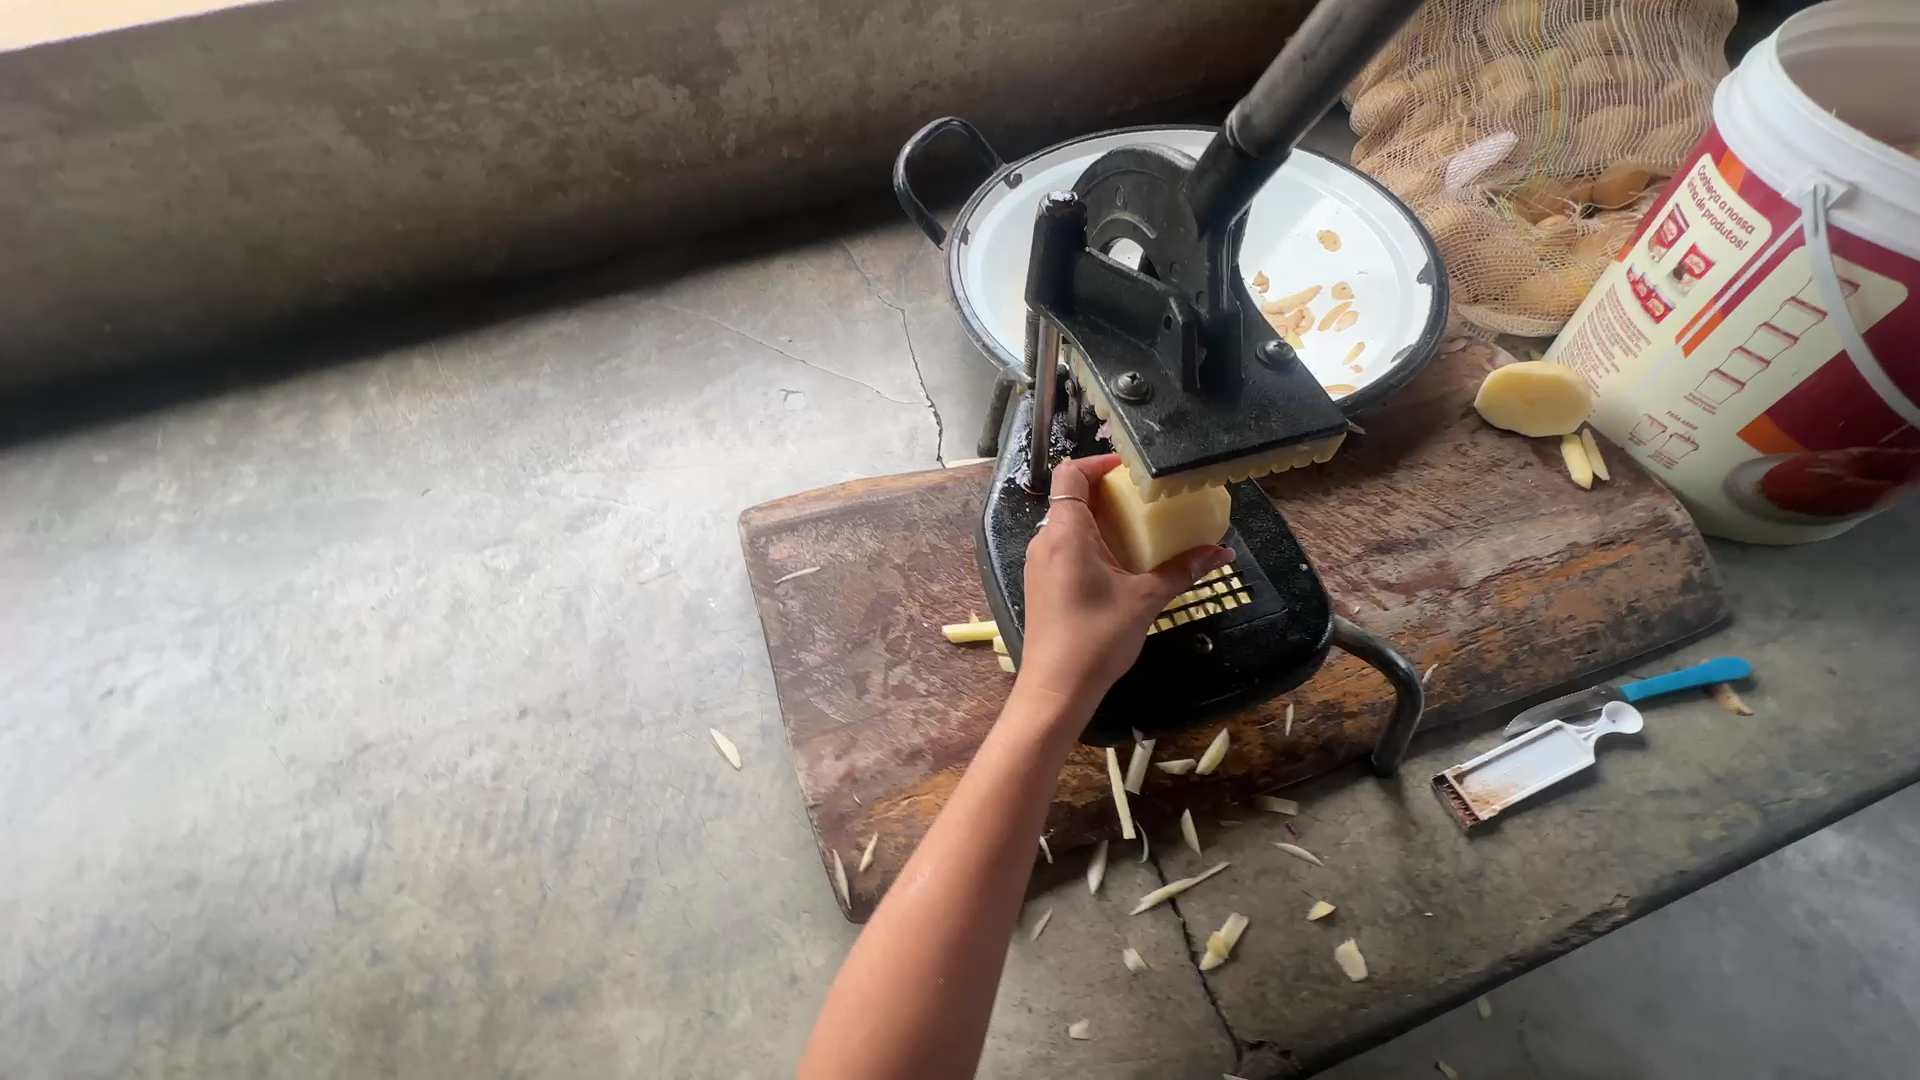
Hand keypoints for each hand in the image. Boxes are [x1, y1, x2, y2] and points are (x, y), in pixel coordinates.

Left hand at [1016, 455, 1233, 711]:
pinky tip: (1118, 561)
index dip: (1098, 462)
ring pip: (1067, 524)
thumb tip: (1221, 551)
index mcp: (1065, 532)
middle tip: (1144, 499)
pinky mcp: (1041, 583)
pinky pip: (1064, 547)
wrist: (1057, 688)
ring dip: (1100, 519)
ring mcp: (1040, 563)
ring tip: (1137, 528)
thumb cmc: (1097, 638)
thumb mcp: (1145, 600)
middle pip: (1071, 497)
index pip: (1070, 473)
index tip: (1131, 469)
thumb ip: (1182, 570)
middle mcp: (1045, 540)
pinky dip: (1090, 542)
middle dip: (1107, 492)